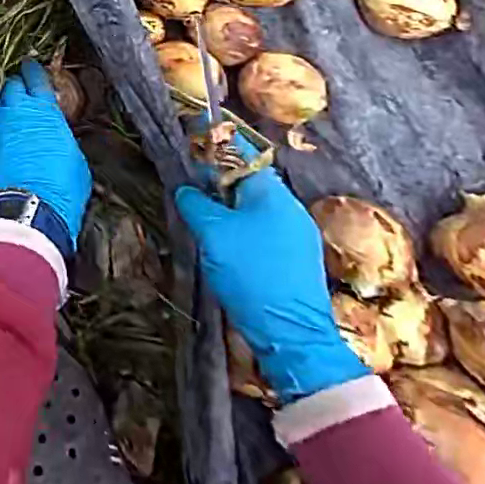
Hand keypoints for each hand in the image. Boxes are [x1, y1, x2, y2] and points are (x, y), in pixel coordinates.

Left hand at [0, 59, 90, 236]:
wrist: (32, 208)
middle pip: (11, 84)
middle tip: (23, 88)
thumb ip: (61, 134)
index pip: (35, 77)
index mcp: (44, 108)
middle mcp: (17, 111)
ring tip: (13, 108)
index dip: (33, 69)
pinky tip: (3, 131)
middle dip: (17, 84)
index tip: (32, 65)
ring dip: (5, 103)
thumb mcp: (74, 154)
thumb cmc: (64, 184)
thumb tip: (58, 133)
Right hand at [174, 151, 367, 399]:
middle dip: (218, 181)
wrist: (293, 336)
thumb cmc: (251, 273)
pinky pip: (265, 230)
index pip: (243, 154)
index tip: (191, 148)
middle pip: (249, 180)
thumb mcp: (212, 233)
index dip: (215, 148)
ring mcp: (298, 234)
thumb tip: (186, 189)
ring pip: (256, 207)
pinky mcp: (298, 259)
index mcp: (272, 192)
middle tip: (190, 188)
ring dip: (229, 208)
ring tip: (203, 217)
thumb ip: (196, 203)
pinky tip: (226, 244)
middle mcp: (290, 206)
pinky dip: (242, 229)